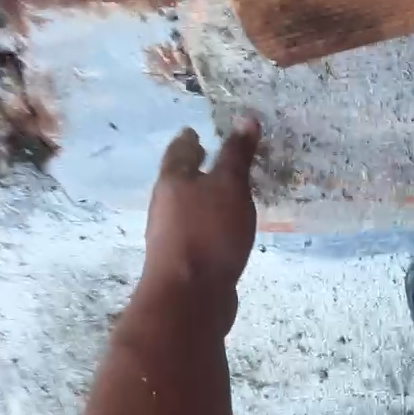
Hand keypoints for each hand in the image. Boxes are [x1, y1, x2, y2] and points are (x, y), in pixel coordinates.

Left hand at [141, 119, 261, 333]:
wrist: (190, 295)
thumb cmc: (209, 232)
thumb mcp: (230, 187)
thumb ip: (237, 155)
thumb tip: (246, 119)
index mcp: (173, 181)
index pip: (179, 151)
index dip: (189, 139)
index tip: (196, 131)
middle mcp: (166, 204)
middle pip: (178, 178)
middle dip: (193, 167)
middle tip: (209, 156)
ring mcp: (172, 233)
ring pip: (187, 205)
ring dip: (201, 195)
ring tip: (223, 191)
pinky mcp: (185, 258)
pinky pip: (198, 229)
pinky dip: (209, 220)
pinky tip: (224, 226)